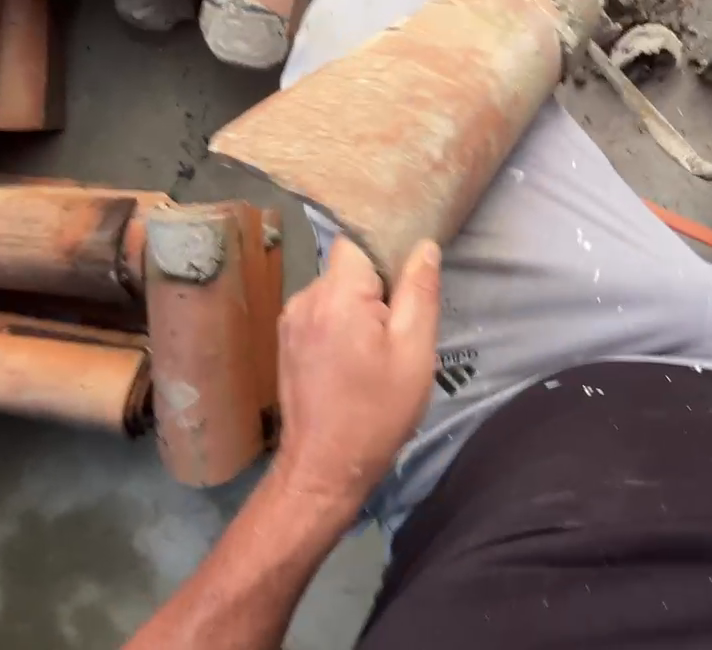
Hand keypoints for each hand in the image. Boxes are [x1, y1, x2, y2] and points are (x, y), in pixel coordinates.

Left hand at [273, 237, 441, 507]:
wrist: (323, 470)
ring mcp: (290, 320)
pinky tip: (356, 357)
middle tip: (399, 325)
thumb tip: (425, 246)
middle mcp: (304, 298)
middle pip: (348, 266)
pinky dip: (343, 321)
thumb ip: (420, 292)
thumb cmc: (376, 412)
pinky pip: (323, 310)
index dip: (386, 251)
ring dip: (360, 305)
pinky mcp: (287, 340)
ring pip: (336, 289)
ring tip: (378, 347)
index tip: (407, 278)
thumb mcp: (414, 352)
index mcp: (335, 296)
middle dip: (377, 285)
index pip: (358, 241)